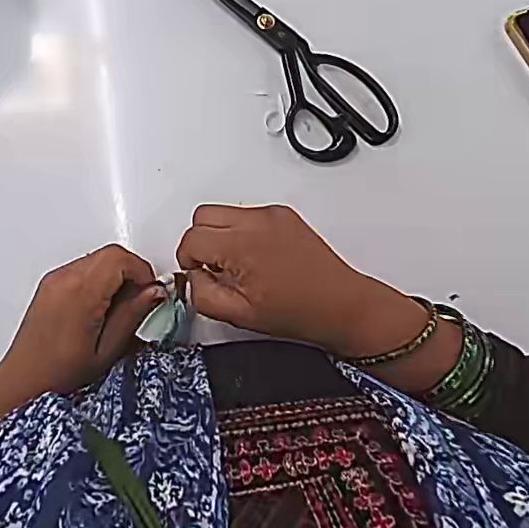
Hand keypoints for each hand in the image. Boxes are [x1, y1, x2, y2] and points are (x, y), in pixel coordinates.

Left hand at [0, 244, 163, 425]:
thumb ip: (133, 314)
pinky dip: (100, 279)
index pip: (120, 259)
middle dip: (132, 273)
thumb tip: (153, 292)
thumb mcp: (107, 349)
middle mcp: (64, 279)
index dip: (142, 271)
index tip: (151, 292)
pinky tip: (101, 308)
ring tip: (119, 309)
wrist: (23, 381)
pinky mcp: (50, 284)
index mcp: (80, 292)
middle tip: (141, 300)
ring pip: (98, 259)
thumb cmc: (59, 374)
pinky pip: (84, 268)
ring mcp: (54, 280)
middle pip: (110, 255)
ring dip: (116, 276)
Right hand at [176, 204, 426, 358]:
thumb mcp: (239, 315)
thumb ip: (202, 294)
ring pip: (224, 212)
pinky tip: (257, 258)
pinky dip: (242, 232)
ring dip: (221, 235)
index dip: (187, 259)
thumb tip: (191, 278)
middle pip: (203, 216)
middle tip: (213, 268)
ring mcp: (272, 215)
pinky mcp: (284, 214)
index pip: (192, 238)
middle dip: (200, 242)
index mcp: (242, 245)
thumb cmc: (301, 311)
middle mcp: (257, 221)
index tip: (197, 274)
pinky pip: (248, 214)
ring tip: (239, 266)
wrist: (341, 305)